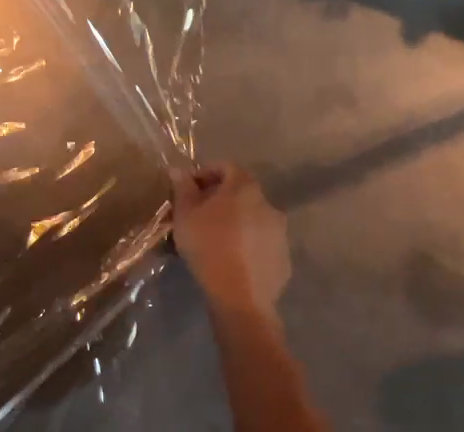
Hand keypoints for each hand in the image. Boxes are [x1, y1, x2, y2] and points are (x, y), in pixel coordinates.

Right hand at [171, 164, 290, 318]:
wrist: (240, 296)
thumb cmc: (208, 245)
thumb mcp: (185, 213)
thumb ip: (183, 187)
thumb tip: (179, 170)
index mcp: (245, 190)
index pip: (228, 167)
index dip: (207, 172)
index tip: (190, 187)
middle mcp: (269, 206)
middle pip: (242, 192)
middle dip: (220, 197)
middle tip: (198, 211)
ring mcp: (280, 234)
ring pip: (253, 217)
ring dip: (235, 219)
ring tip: (214, 235)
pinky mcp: (284, 258)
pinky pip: (262, 240)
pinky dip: (247, 241)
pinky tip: (231, 256)